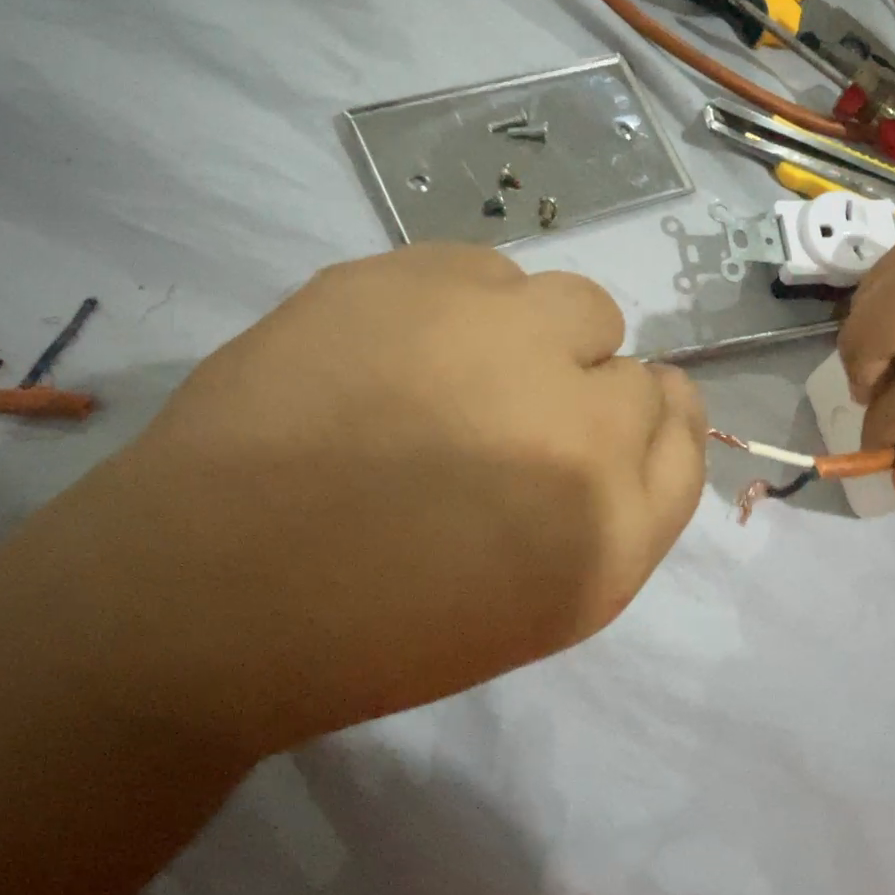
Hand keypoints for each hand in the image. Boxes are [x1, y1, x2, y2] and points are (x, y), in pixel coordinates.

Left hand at [0, 247, 704, 753]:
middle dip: (587, 399)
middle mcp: (578, 421)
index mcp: (612, 523)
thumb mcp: (548, 604)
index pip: (683, 433)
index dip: (649, 430)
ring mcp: (492, 335)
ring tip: (455, 382)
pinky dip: (464, 306)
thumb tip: (645, 403)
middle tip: (507, 430)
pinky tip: (401, 353)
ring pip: (572, 304)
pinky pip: (484, 269)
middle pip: (637, 371)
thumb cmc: (386, 625)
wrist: (211, 593)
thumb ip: (625, 508)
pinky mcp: (401, 280)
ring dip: (537, 341)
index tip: (605, 437)